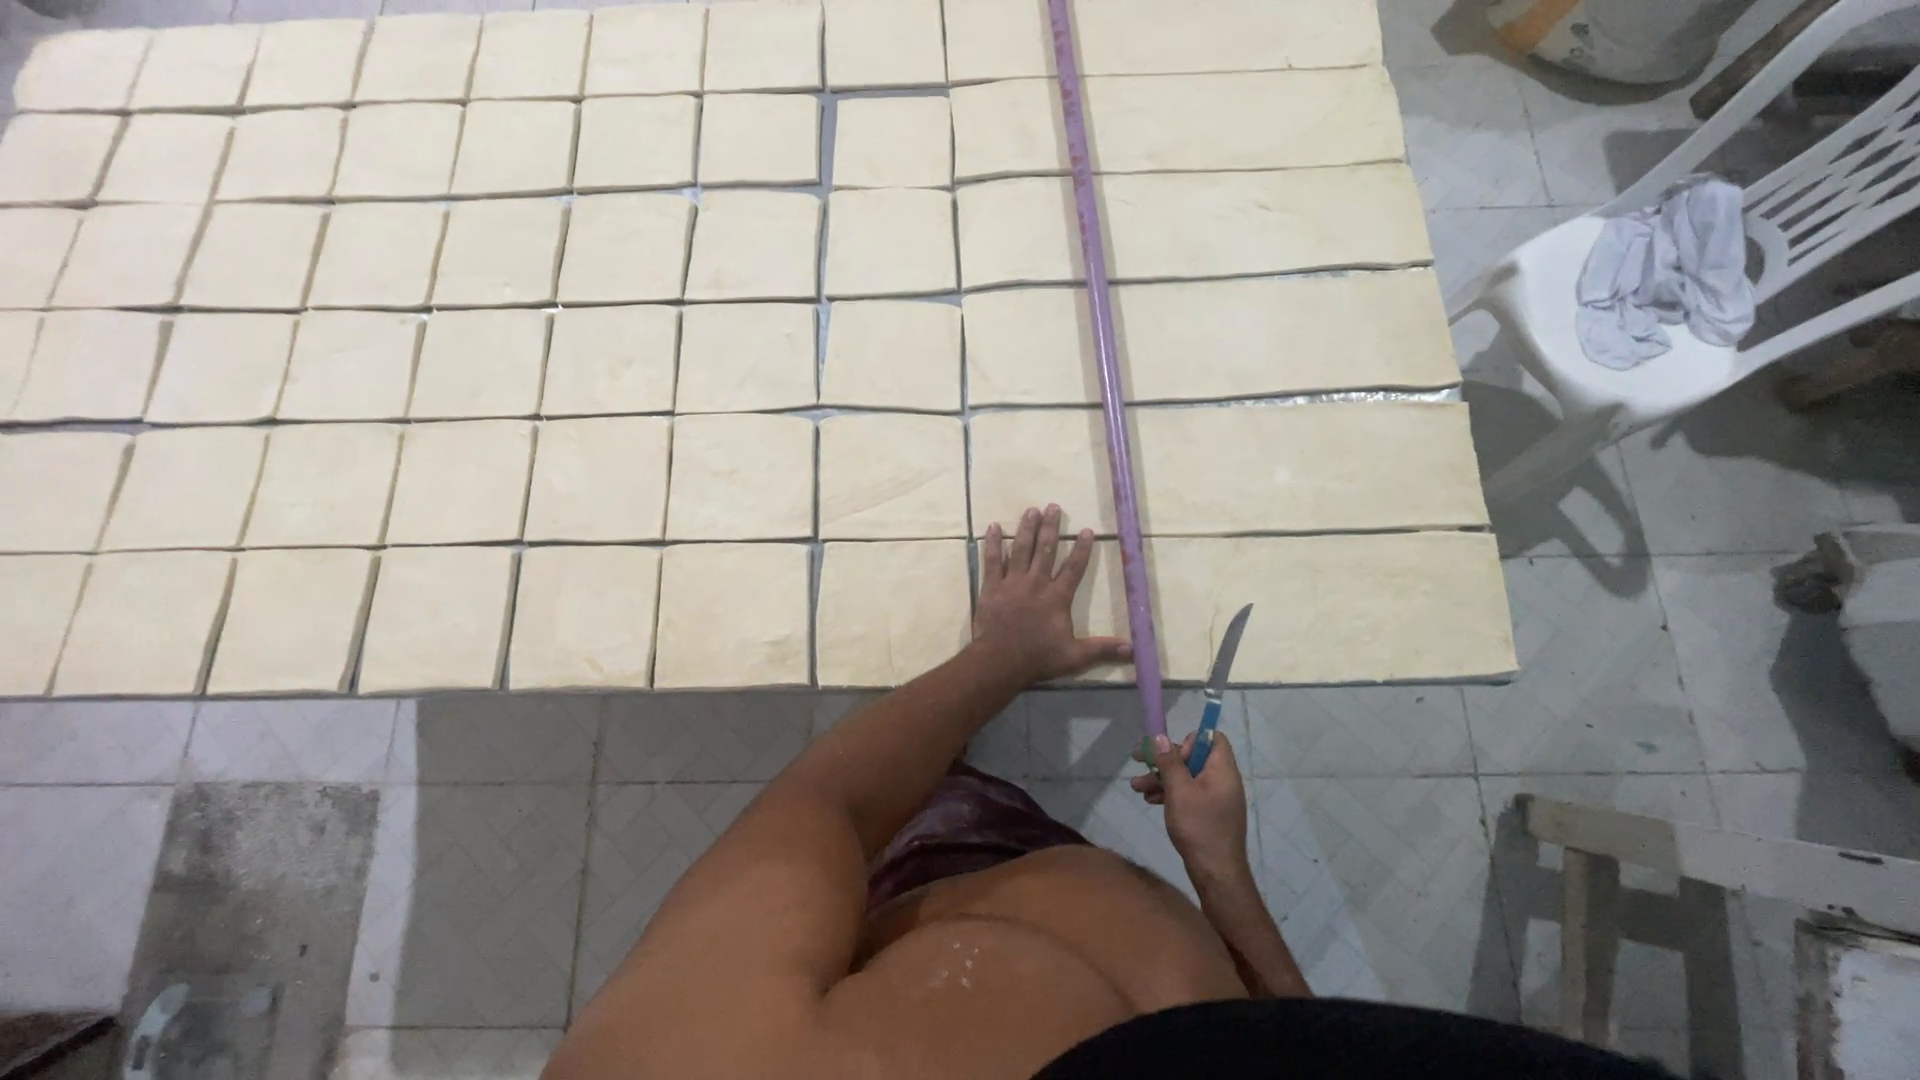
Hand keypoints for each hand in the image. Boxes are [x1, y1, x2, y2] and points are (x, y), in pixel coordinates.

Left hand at [974, 505, 1131, 683]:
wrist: (1000, 661)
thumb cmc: (1038, 659)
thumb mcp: (1074, 656)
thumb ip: (1102, 649)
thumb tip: (1133, 649)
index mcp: (1057, 598)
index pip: (1074, 568)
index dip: (1082, 549)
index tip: (1087, 530)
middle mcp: (1036, 584)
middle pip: (1046, 550)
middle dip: (1051, 527)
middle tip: (1053, 506)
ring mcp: (1012, 583)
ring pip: (1020, 550)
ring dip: (1026, 529)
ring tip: (1031, 510)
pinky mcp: (991, 587)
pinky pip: (992, 561)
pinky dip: (993, 544)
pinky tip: (993, 527)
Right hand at [1131, 731, 1248, 874]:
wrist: (1216, 872)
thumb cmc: (1199, 826)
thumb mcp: (1179, 791)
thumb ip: (1170, 762)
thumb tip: (1161, 736)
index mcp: (1222, 769)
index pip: (1212, 738)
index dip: (1189, 740)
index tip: (1171, 754)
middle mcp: (1221, 779)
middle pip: (1192, 757)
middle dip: (1164, 760)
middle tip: (1138, 760)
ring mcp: (1215, 797)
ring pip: (1186, 777)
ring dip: (1161, 778)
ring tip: (1136, 787)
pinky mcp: (1208, 813)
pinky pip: (1188, 793)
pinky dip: (1170, 794)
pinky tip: (1150, 801)